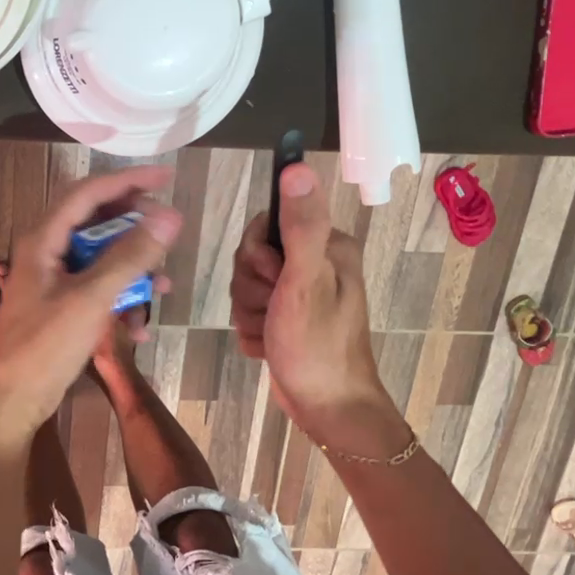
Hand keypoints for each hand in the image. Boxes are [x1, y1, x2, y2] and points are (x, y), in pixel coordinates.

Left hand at [0, 168, 182, 449]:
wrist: (11, 401)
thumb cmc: (45, 347)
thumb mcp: (92, 299)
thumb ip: (129, 256)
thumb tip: (169, 216)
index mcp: (43, 240)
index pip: (87, 193)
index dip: (128, 181)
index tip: (167, 177)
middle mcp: (44, 252)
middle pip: (95, 222)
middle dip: (135, 228)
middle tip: (168, 233)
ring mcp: (51, 280)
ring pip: (100, 258)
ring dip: (132, 270)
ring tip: (162, 287)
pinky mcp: (58, 307)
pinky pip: (95, 289)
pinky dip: (119, 300)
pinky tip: (138, 329)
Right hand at [231, 163, 404, 456]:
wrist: (326, 408)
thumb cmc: (318, 345)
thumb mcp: (305, 282)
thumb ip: (300, 225)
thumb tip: (296, 166)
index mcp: (327, 246)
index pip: (266, 223)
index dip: (257, 253)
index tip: (272, 277)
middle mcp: (315, 264)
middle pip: (251, 257)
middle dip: (252, 289)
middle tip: (274, 311)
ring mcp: (300, 294)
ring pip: (246, 287)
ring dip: (251, 314)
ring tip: (273, 334)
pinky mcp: (287, 320)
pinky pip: (250, 314)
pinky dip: (254, 333)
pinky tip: (270, 347)